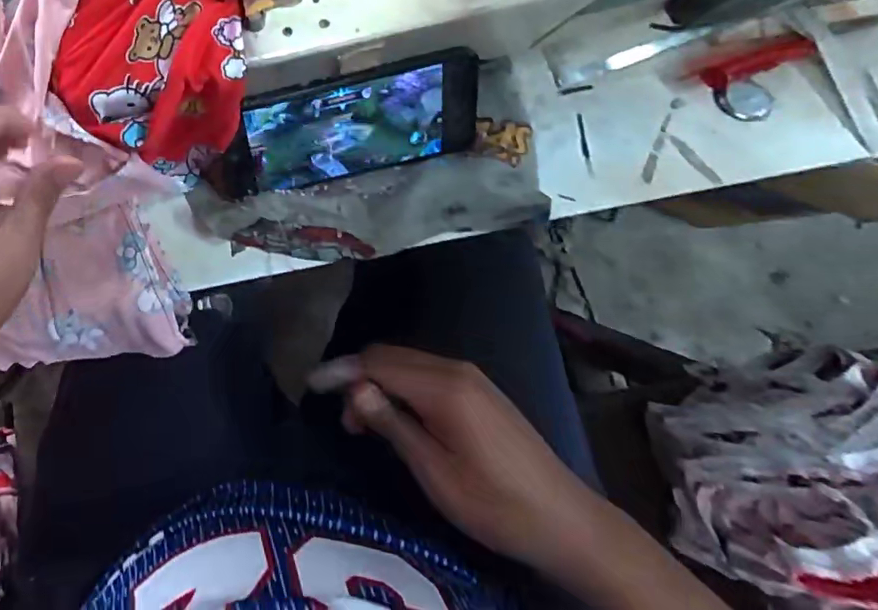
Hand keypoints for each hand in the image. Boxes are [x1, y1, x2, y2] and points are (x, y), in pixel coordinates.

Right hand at [309, 346, 596, 565]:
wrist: (566, 521)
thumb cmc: (495, 505)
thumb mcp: (435, 473)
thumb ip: (392, 424)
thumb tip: (354, 388)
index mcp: (443, 387)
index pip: (378, 362)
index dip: (342, 371)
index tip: (311, 384)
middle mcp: (455, 369)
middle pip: (391, 356)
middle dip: (358, 376)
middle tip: (342, 418)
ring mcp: (471, 376)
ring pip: (408, 363)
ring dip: (380, 382)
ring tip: (364, 421)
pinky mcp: (479, 389)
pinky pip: (427, 373)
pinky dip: (402, 386)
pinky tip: (398, 415)